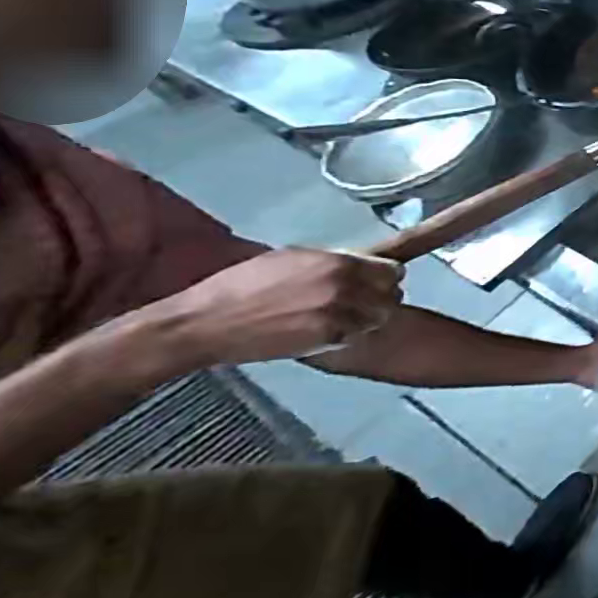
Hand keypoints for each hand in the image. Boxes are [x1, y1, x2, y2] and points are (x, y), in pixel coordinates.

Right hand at [139, 248, 403, 367]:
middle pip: (392, 294)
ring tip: (349, 315)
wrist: (205, 323)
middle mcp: (345, 287)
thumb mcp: (294, 258)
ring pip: (379, 317)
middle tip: (364, 299)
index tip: (376, 280)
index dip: (386, 276)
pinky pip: (356, 335)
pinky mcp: (324, 339)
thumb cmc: (243, 284)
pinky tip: (333, 330)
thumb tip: (357, 262)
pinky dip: (351, 333)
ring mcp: (337, 315)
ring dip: (370, 316)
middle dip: (382, 296)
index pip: (392, 270)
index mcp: (339, 263)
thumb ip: (332, 261)